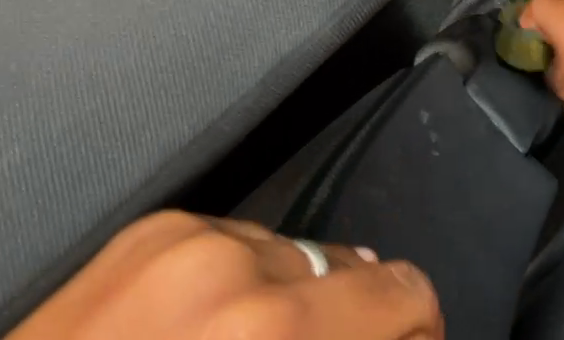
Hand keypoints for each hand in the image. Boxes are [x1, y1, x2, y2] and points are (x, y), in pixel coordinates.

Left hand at [6, 211, 441, 339]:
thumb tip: (388, 336)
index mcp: (270, 328)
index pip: (403, 293)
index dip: (418, 329)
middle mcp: (230, 266)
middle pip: (353, 268)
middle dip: (351, 323)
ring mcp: (181, 241)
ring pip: (295, 253)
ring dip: (294, 303)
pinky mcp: (144, 234)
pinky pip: (236, 244)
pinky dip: (241, 286)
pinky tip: (208, 332)